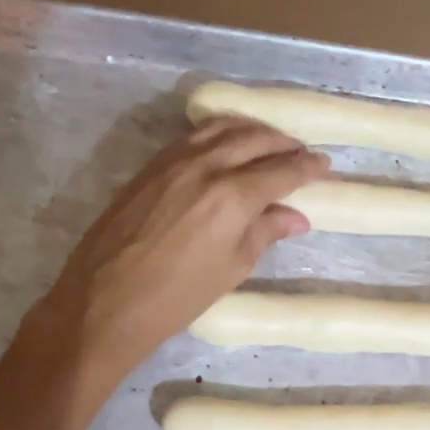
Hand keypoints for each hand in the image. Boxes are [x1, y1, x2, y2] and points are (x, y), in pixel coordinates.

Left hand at [23, 117, 328, 383]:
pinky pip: (195, 135)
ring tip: (269, 140)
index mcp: (233, 196)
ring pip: (222, 128)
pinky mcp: (151, 165)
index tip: (324, 164)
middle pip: (254, 139)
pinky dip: (220, 131)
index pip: (281, 170)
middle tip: (301, 151)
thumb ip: (265, 232)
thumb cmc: (176, 297)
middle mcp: (207, 166)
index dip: (307, 166)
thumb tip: (295, 217)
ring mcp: (174, 161)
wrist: (105, 301)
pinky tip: (227, 143)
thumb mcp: (232, 268)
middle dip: (283, 142)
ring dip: (252, 129)